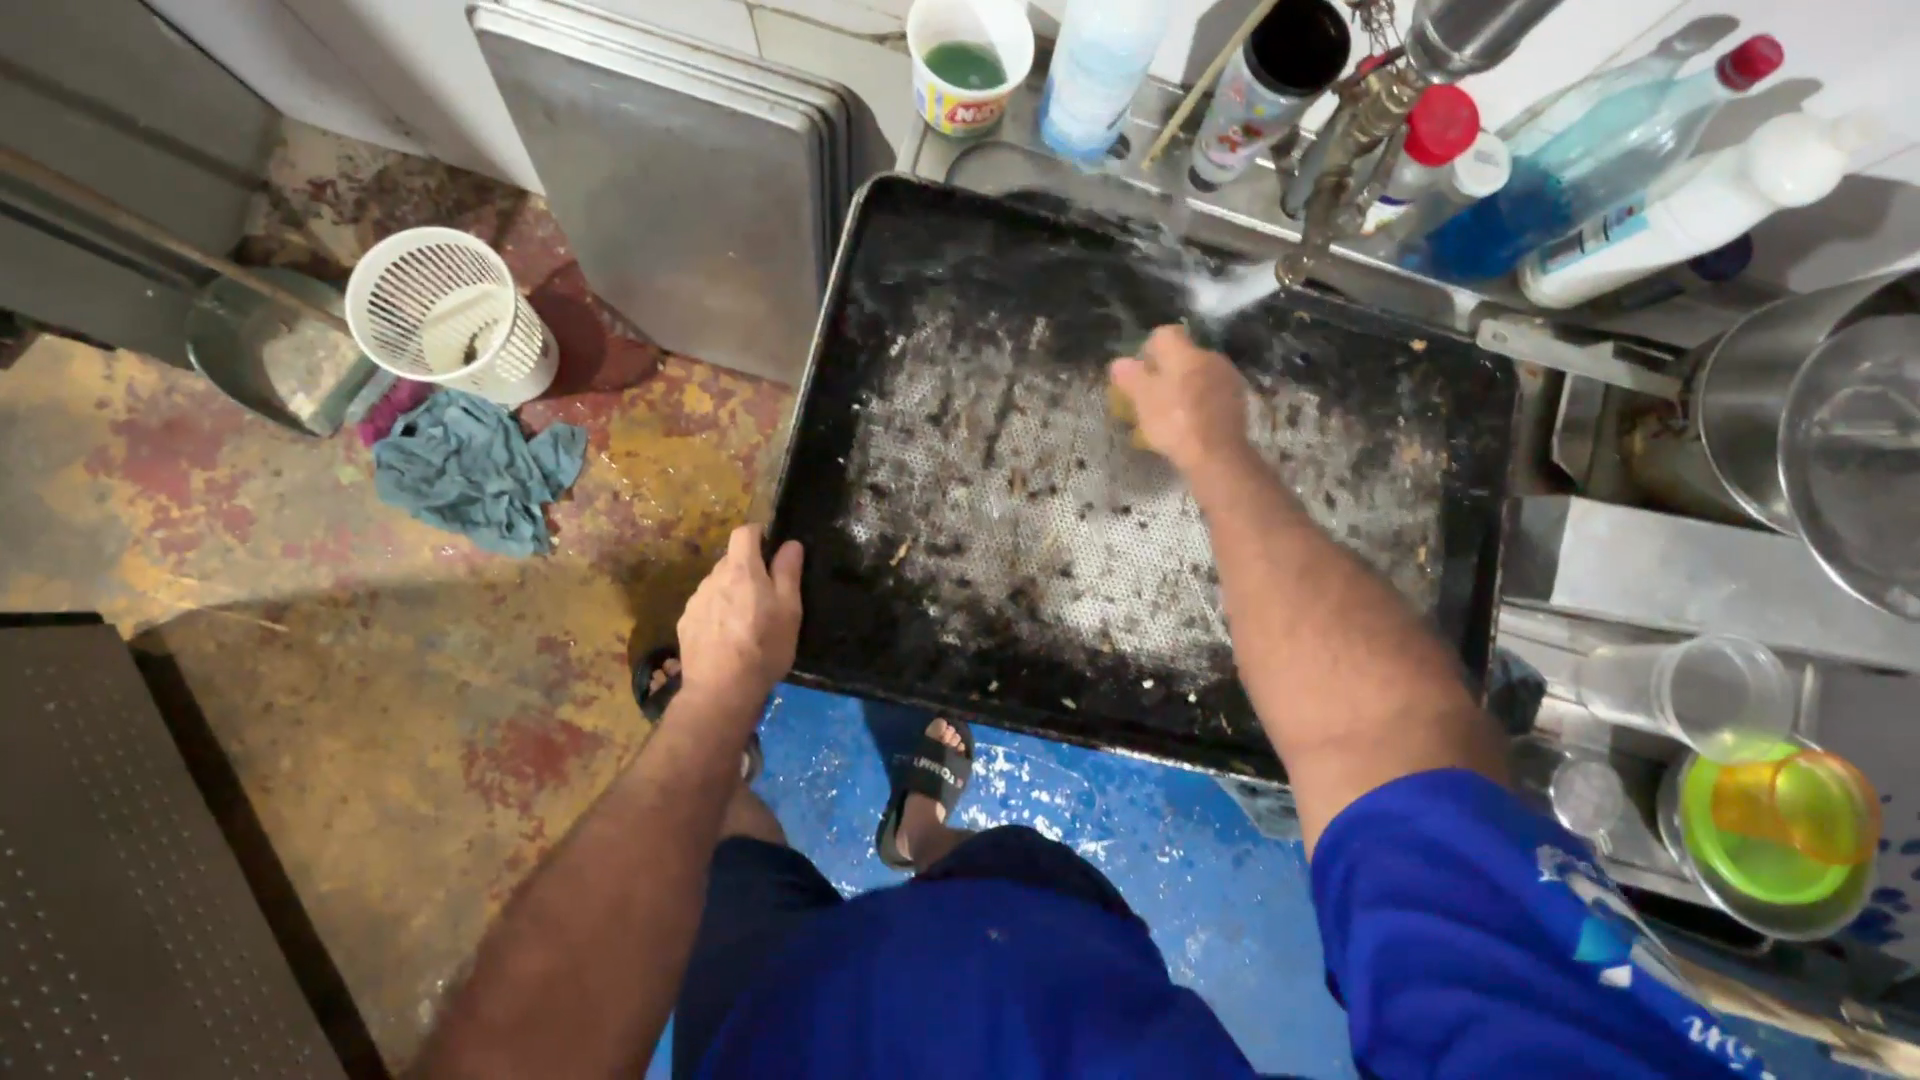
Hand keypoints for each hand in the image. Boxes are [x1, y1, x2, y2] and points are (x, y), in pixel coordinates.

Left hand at [676, 525, 803, 707]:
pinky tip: (727, 637)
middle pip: (730, 560)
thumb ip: (788, 573)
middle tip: (766, 596)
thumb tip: (790, 544)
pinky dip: (717, 612)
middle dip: (747, 569)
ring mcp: (695, 601)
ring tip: (746, 621)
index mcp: (741, 570)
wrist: (721, 690)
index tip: (771, 550)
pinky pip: (705, 606)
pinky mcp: (685, 623)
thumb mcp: (789, 610)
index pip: (744, 532)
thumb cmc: (764, 647)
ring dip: (731, 592)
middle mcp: (713, 578)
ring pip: (717, 584)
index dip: (759, 535)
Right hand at [1108, 325, 1251, 473]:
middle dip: (1167, 371)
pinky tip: (1193, 422)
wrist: (1217, 454)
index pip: (1164, 334)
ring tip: (1172, 413)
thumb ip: (1130, 377)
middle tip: (1152, 396)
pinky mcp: (1238, 399)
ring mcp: (1228, 378)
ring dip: (1185, 386)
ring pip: (1199, 373)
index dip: (1147, 350)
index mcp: (1185, 353)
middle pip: (1183, 355)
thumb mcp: (1142, 400)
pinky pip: (1213, 391)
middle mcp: (1210, 357)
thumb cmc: (1174, 423)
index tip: (1139, 374)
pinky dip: (1201, 401)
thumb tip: (1119, 363)